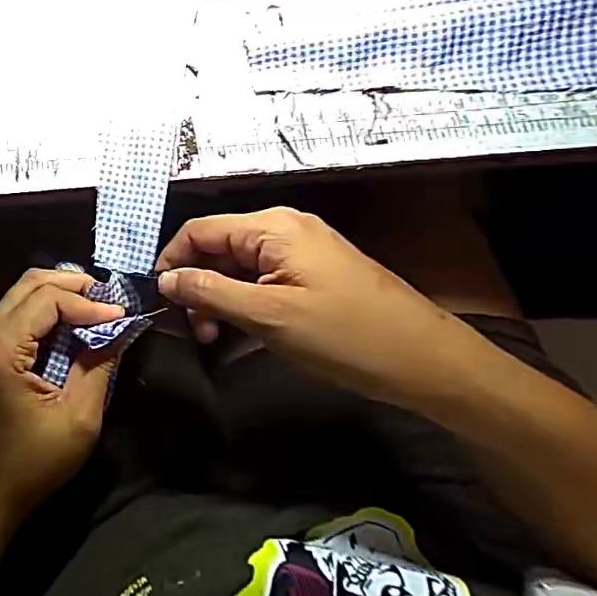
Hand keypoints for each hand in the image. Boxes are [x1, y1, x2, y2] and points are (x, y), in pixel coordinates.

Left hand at [0, 269, 126, 525]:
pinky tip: (75, 319)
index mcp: (1, 348)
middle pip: (28, 284)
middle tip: (110, 299)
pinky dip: (47, 307)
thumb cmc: (35, 459)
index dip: (86, 303)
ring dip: (60, 293)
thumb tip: (120, 329)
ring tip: (98, 306)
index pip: (45, 299)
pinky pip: (17, 311)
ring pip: (21, 293)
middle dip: (72, 286)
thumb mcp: (79, 418)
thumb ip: (98, 367)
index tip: (121, 316)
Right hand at [154, 208, 503, 411]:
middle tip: (191, 328)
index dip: (171, 262)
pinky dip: (243, 302)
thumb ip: (208, 292)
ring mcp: (302, 251)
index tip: (159, 299)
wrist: (437, 368)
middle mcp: (284, 229)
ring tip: (214, 336)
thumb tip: (165, 279)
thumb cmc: (350, 337)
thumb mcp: (268, 316)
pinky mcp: (313, 274)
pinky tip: (240, 331)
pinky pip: (261, 278)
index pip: (197, 231)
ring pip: (236, 266)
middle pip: (216, 248)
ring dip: (217, 298)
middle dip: (195, 285)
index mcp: (272, 228)